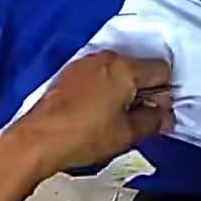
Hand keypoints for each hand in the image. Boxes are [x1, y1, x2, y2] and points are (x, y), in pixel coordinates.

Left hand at [0, 50, 172, 191]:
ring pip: (118, 71)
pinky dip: (103, 88)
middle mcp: (108, 58)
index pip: (162, 70)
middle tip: (136, 118)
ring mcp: (87, 63)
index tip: (156, 113)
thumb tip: (165, 117)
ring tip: (113, 117)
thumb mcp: (126, 134)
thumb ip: (153, 121)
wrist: (34, 141)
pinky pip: (98, 74)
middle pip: (140, 69)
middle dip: (143, 91)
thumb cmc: (81, 136)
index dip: (164, 94)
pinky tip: (95, 111)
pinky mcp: (70, 72)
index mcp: (126, 68)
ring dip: (122, 89)